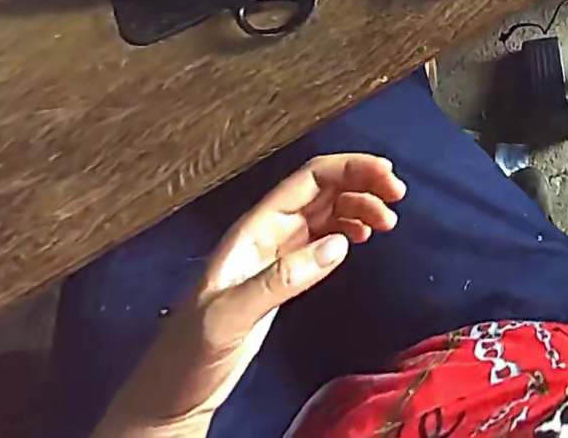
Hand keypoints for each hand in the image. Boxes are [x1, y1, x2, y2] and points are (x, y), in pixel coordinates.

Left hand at [91, 154, 406, 437]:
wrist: (169, 400)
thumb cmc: (189, 355)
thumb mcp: (229, 316)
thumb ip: (282, 279)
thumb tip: (341, 243)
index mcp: (257, 226)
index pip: (311, 178)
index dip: (350, 168)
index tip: (387, 176)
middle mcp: (272, 229)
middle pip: (326, 187)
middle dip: (364, 182)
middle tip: (398, 197)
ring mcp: (281, 251)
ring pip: (331, 209)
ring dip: (362, 205)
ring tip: (388, 222)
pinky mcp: (288, 273)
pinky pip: (328, 235)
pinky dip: (352, 228)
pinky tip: (366, 237)